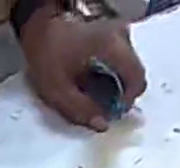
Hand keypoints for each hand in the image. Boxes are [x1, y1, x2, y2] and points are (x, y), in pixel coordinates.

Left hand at [19, 7, 147, 131]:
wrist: (41, 30)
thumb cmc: (47, 57)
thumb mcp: (59, 91)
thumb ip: (82, 109)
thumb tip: (103, 125)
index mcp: (111, 46)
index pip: (137, 76)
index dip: (128, 100)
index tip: (112, 113)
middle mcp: (121, 35)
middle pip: (135, 72)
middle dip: (121, 94)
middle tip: (101, 107)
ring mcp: (118, 32)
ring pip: (129, 67)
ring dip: (116, 85)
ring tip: (94, 94)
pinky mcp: (113, 34)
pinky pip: (122, 60)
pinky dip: (112, 75)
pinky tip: (94, 82)